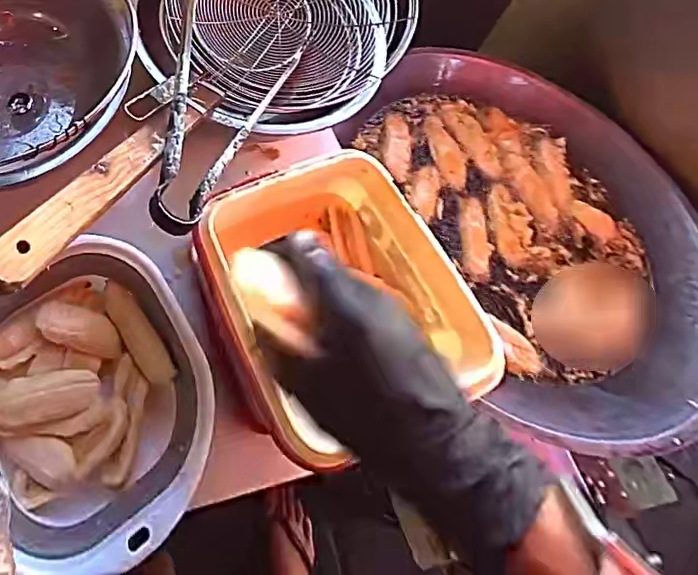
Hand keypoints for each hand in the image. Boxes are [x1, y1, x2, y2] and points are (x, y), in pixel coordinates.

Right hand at [260, 233, 549, 571]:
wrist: (439, 446)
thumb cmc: (368, 417)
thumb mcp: (306, 386)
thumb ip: (276, 346)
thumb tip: (258, 323)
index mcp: (339, 300)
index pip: (303, 250)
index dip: (283, 255)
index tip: (269, 267)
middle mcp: (367, 291)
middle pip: (325, 266)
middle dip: (304, 282)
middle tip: (290, 308)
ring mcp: (390, 304)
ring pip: (347, 284)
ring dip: (328, 298)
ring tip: (319, 331)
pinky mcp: (406, 320)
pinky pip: (366, 302)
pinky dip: (350, 312)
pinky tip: (348, 346)